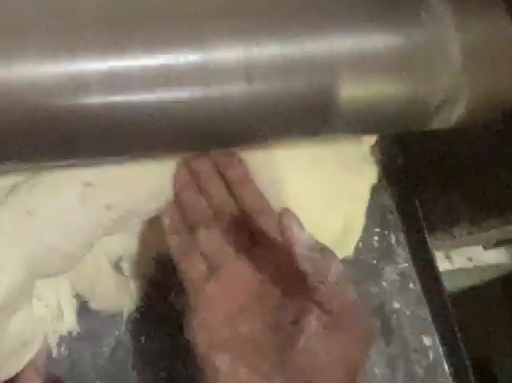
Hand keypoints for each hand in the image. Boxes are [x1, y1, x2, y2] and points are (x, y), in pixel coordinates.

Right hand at [163, 153, 372, 382]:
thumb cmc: (328, 362)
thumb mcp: (345, 314)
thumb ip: (322, 264)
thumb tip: (286, 215)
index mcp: (286, 261)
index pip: (258, 210)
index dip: (241, 181)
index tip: (224, 151)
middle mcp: (252, 263)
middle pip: (226, 212)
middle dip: (210, 182)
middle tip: (192, 150)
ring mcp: (226, 281)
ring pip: (204, 229)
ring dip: (190, 199)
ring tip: (177, 168)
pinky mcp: (204, 303)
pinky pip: (187, 261)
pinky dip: (176, 236)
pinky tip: (166, 211)